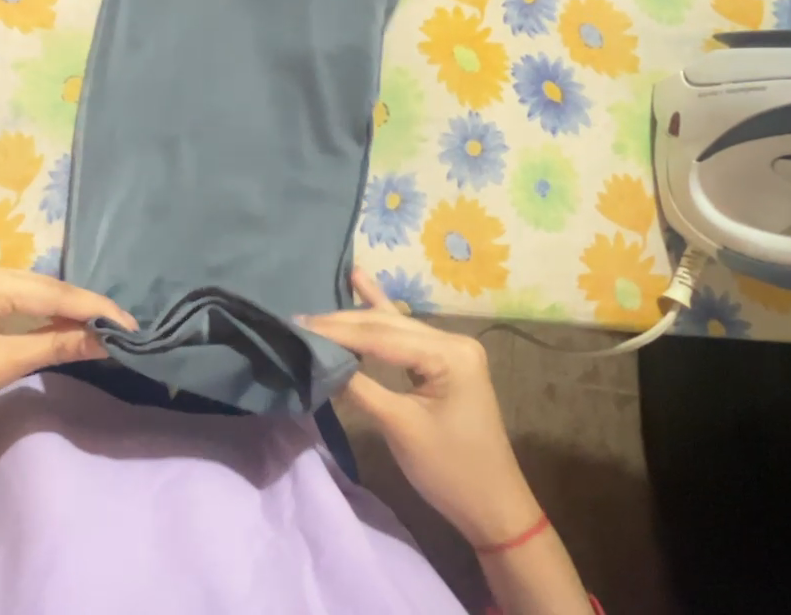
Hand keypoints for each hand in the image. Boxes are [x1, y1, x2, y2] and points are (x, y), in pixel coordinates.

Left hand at [0, 261, 136, 482]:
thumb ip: (55, 345)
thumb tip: (106, 340)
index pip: (52, 291)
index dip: (95, 309)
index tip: (133, 325)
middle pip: (43, 286)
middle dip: (83, 308)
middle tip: (124, 329)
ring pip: (30, 291)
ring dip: (64, 310)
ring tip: (104, 328)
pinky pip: (13, 298)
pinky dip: (39, 313)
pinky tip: (64, 324)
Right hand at [302, 270, 540, 545]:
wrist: (494, 508)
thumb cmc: (451, 470)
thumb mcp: (400, 427)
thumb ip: (359, 387)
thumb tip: (318, 359)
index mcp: (449, 353)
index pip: (380, 336)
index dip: (335, 331)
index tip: (296, 324)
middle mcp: (452, 341)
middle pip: (385, 325)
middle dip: (341, 323)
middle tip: (297, 320)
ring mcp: (450, 349)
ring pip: (391, 326)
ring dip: (354, 318)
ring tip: (316, 306)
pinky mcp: (442, 362)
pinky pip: (402, 334)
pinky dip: (378, 313)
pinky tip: (359, 281)